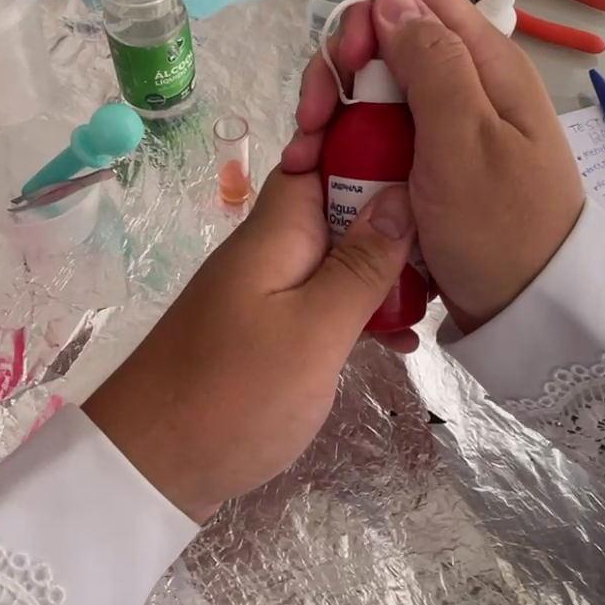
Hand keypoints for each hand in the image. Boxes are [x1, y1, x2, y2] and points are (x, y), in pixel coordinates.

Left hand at [82, 168, 414, 521]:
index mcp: (277, 232)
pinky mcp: (271, 332)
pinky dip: (361, 312)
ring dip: (384, 267)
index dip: (361, 137)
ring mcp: (270, 293)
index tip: (420, 140)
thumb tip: (400, 197)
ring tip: (439, 288)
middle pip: (336, 204)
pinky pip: (325, 303)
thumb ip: (360, 264)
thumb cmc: (235, 393)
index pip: (316, 154)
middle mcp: (272, 251)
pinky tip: (400, 339)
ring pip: (337, 257)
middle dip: (391, 210)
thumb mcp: (314, 330)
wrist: (152, 466)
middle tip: (451, 230)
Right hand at [283, 0, 584, 334]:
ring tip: (308, 161)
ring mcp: (445, 130)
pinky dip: (348, 151)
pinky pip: (381, 140)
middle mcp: (465, 87)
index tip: (346, 69)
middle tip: (311, 124)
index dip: (370, 20)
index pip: (418, 2)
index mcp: (485, 65)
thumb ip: (431, 64)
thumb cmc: (499, 226)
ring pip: (376, 97)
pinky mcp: (429, 167)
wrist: (528, 309)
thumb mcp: (464, 140)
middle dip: (339, 76)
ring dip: (334, 119)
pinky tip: (323, 175)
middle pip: (387, 50)